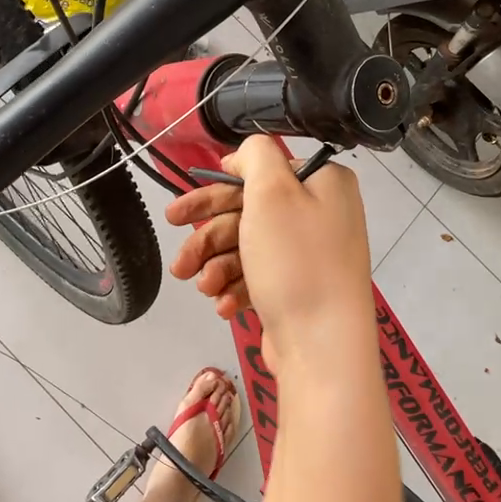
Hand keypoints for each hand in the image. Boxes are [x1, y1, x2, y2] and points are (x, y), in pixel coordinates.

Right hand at [166, 137, 373, 361]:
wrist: (322, 347)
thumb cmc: (295, 260)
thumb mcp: (271, 191)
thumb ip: (255, 155)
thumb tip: (246, 155)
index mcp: (323, 182)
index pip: (262, 170)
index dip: (220, 188)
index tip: (186, 209)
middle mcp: (320, 213)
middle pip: (247, 211)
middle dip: (207, 236)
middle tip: (177, 255)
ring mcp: (309, 254)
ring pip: (246, 246)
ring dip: (216, 265)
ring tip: (201, 287)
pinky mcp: (298, 288)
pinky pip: (257, 275)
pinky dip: (234, 287)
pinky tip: (223, 305)